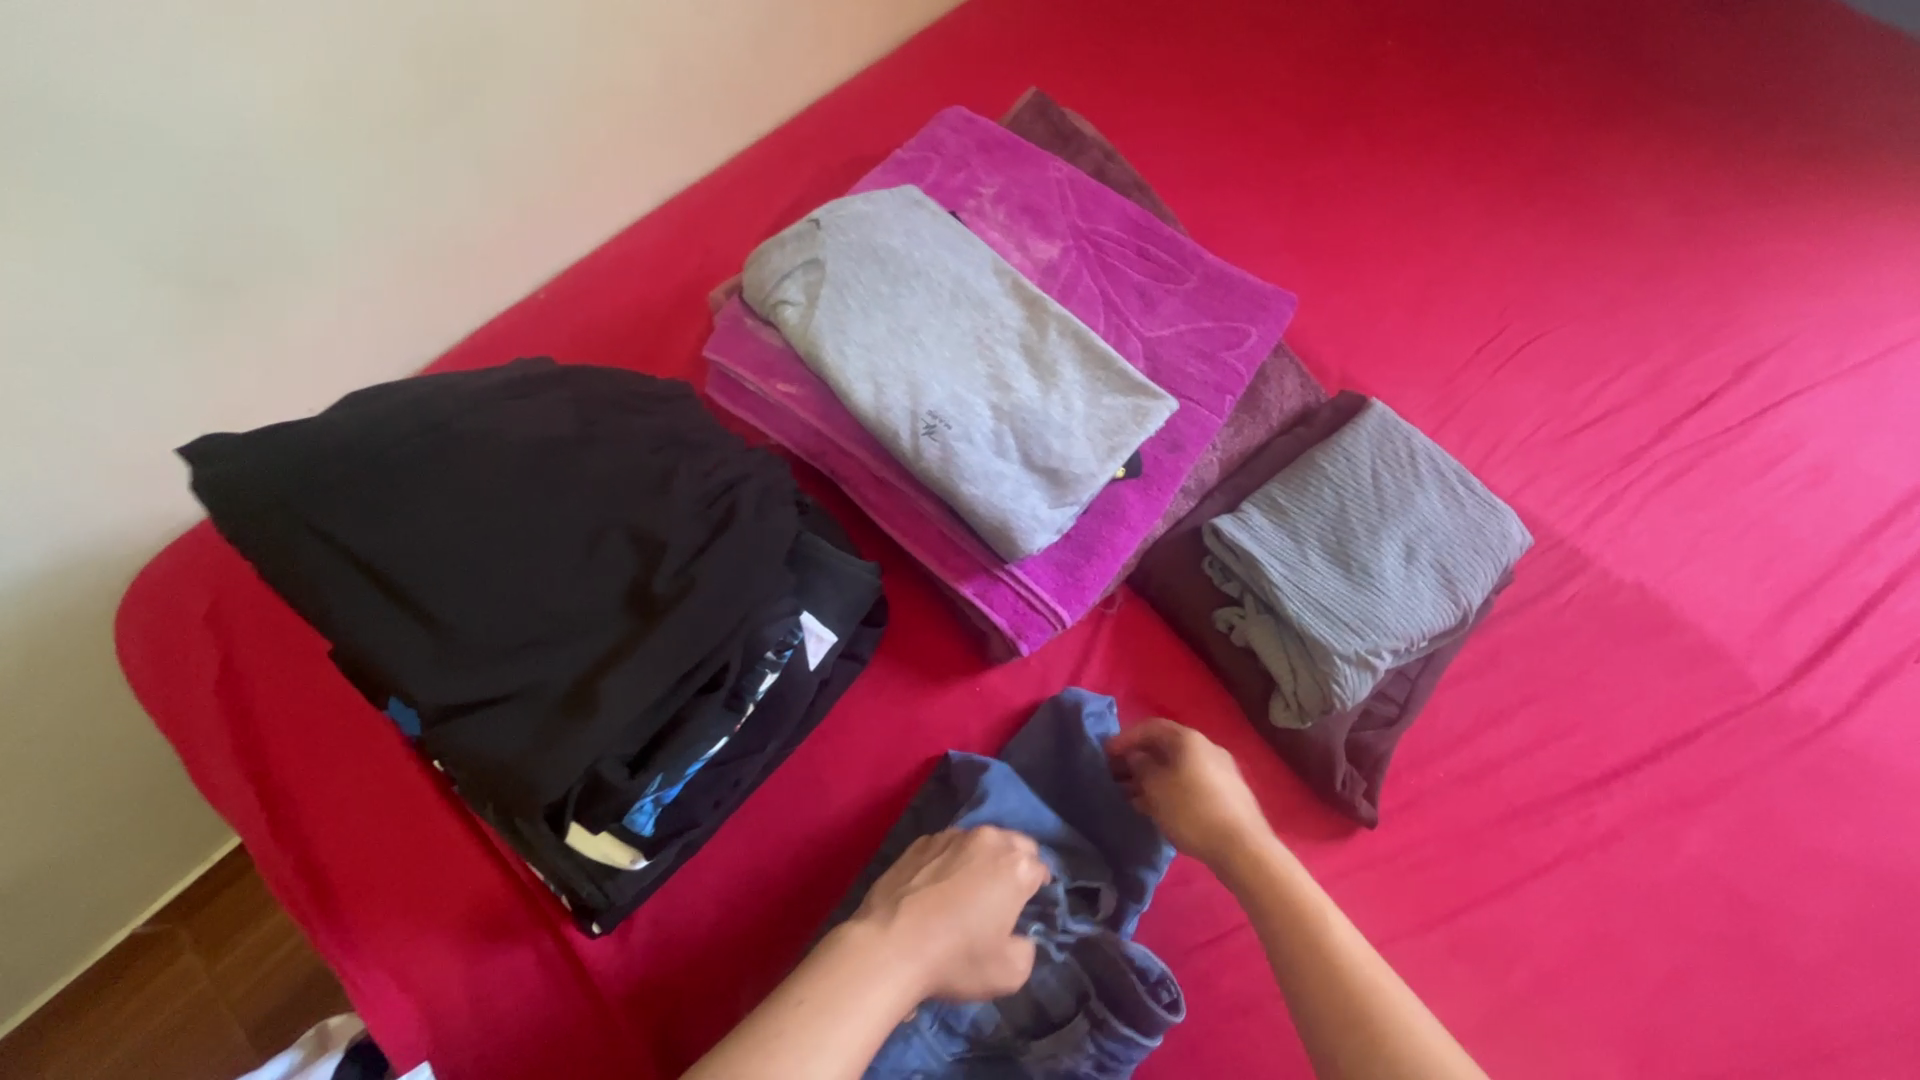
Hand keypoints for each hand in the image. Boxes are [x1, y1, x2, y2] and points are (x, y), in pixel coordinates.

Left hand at [848, 826, 1049, 1002]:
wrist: (889, 946)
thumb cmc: (956, 959)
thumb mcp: (1011, 973)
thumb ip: (1027, 948)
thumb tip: (1019, 936)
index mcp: (1016, 866)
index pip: (1040, 870)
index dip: (1036, 891)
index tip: (1026, 910)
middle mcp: (987, 840)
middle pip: (1014, 845)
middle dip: (1014, 865)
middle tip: (1001, 897)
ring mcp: (950, 836)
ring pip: (979, 842)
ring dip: (981, 860)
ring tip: (965, 890)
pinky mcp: (919, 842)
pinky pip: (946, 847)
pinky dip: (949, 861)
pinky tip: (935, 888)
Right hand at [1108, 718, 1276, 870]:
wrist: (1243, 848)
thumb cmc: (1192, 811)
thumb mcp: (1156, 787)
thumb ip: (1140, 766)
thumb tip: (1136, 757)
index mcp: (1189, 739)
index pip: (1150, 727)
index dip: (1125, 738)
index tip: (1105, 754)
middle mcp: (1206, 749)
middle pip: (1164, 748)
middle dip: (1136, 760)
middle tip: (1114, 776)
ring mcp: (1218, 772)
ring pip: (1175, 768)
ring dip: (1150, 778)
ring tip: (1127, 795)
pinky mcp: (1224, 795)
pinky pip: (1187, 784)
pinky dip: (1167, 791)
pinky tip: (1152, 808)